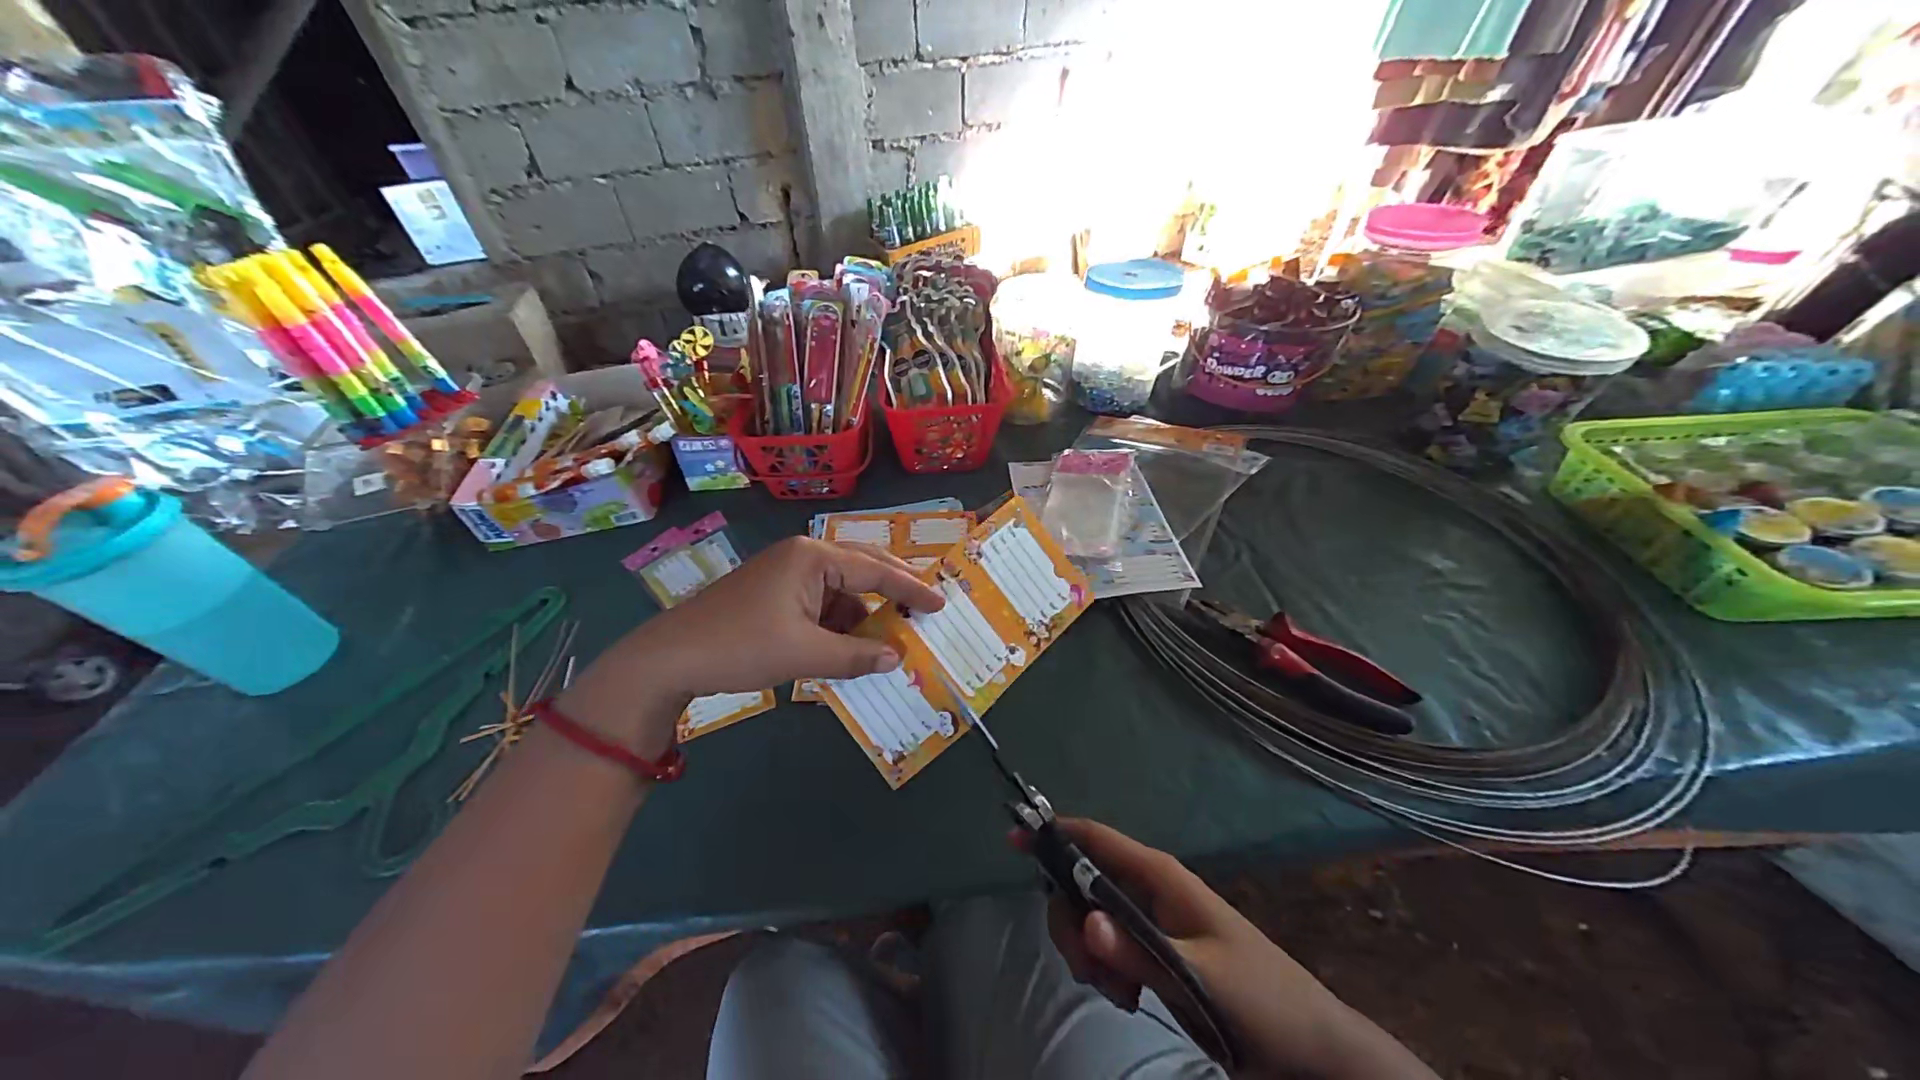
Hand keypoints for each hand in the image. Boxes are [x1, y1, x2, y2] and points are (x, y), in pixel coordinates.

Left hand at [557, 538, 942, 754]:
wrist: (671, 658)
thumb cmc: (741, 646)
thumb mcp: (805, 654)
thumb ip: (856, 654)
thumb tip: (897, 657)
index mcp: (812, 557)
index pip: (875, 568)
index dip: (911, 588)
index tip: (941, 604)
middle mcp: (803, 556)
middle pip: (862, 568)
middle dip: (892, 590)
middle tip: (924, 609)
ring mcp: (787, 574)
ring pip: (842, 589)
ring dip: (864, 614)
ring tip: (890, 639)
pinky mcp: (776, 593)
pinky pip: (821, 603)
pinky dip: (840, 623)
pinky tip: (852, 646)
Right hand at [1037, 819, 1435, 1078]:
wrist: (1310, 1048)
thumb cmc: (1261, 1000)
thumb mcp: (1199, 978)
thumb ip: (1137, 950)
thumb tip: (1083, 921)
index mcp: (1161, 877)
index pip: (1097, 838)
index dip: (1054, 831)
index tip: (1014, 838)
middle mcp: (1150, 890)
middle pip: (1082, 883)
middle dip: (1070, 920)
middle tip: (1088, 967)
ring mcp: (1151, 921)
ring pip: (1090, 917)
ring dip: (1088, 952)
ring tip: (1119, 991)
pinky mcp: (1153, 950)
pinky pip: (1107, 945)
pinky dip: (1103, 968)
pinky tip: (1127, 996)